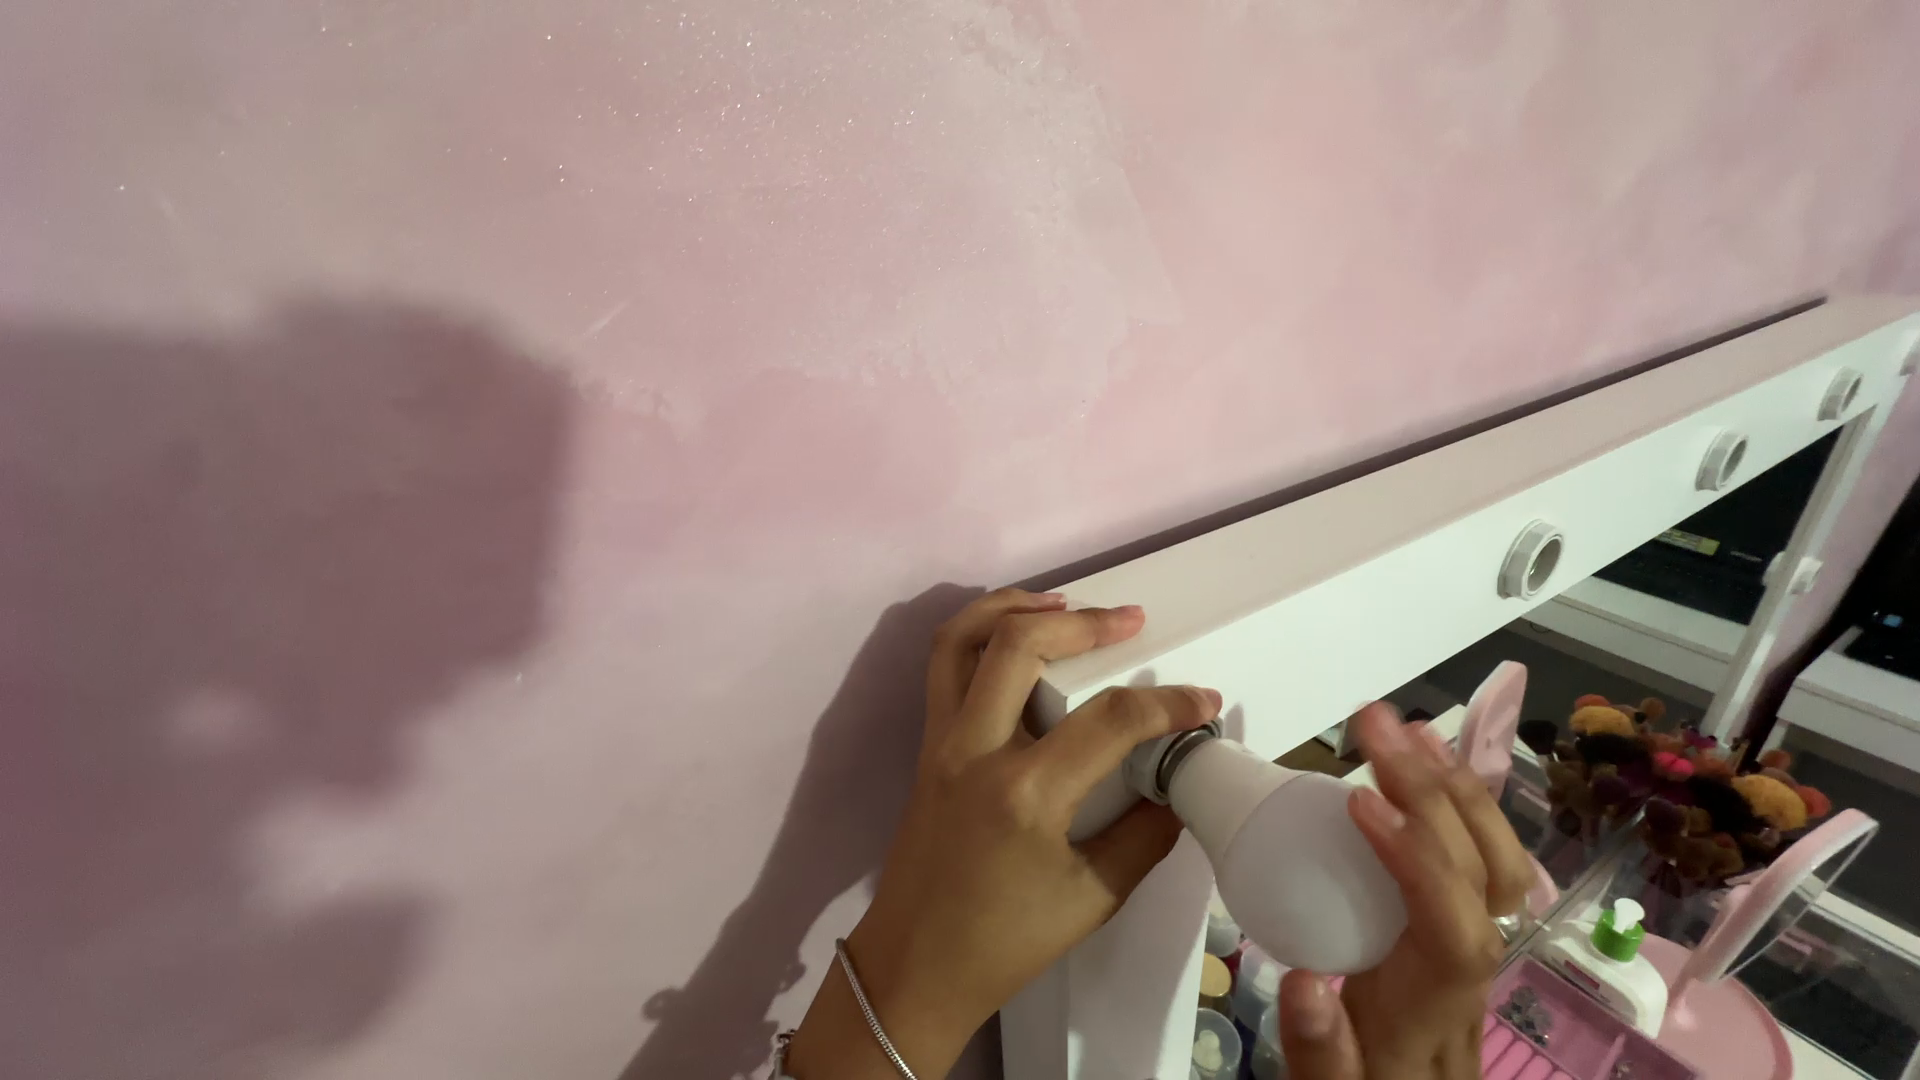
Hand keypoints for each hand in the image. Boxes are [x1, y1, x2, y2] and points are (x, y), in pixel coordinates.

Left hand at [785, 589, 1219, 1078]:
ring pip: (963, 637)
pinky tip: (1014, 632)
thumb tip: (1175, 783)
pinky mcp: (925, 741)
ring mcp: (940, 739)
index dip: (1166, 704)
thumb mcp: (1094, 899)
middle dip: (1084, 621)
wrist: (914, 965)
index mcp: (1025, 793)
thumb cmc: (1005, 942)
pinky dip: (978, 631)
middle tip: (1130, 619)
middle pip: (1020, 643)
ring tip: (1064, 601)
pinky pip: (944, 664)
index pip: (1108, 721)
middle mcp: (974, 748)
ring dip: (1014, 605)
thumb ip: (1145, 834)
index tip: (1202, 702)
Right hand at [1278, 703, 1534, 1078]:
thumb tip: (1304, 980)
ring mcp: (1471, 952)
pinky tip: (1422, 769)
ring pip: (1498, 868)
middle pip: (1486, 883)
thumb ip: (1320, 1056)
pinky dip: (1455, 807)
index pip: (1450, 931)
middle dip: (1435, 795)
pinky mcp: (1455, 931)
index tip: (1357, 800)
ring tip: (1406, 728)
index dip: (1416, 861)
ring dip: (1455, 789)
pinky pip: (1476, 865)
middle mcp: (1468, 978)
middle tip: (1375, 725)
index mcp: (1432, 1015)